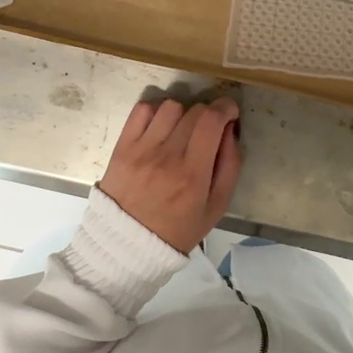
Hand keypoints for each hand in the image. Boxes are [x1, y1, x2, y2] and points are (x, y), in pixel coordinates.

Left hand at [99, 96, 243, 252]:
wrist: (126, 245)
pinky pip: (142, 110)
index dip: (226, 107)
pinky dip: (155, 111)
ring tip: (181, 130)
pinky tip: (160, 127)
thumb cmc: (177, 230)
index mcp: (192, 175)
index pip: (212, 120)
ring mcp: (141, 149)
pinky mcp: (122, 146)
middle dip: (208, 114)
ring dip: (183, 113)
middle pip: (194, 111)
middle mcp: (167, 156)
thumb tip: (230, 131)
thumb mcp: (216, 208)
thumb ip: (230, 167)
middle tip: (208, 130)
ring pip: (170, 106)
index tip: (230, 113)